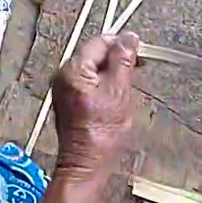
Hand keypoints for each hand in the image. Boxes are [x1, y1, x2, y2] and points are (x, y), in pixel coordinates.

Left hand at [50, 32, 140, 182]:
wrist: (86, 165)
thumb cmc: (103, 132)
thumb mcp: (119, 91)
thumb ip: (123, 60)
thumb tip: (129, 37)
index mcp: (73, 70)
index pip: (100, 42)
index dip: (121, 46)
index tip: (138, 56)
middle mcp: (63, 75)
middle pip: (94, 54)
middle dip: (116, 60)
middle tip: (134, 73)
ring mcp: (63, 88)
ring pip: (92, 68)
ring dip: (111, 73)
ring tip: (124, 89)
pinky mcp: (67, 100)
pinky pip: (87, 81)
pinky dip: (102, 84)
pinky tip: (113, 98)